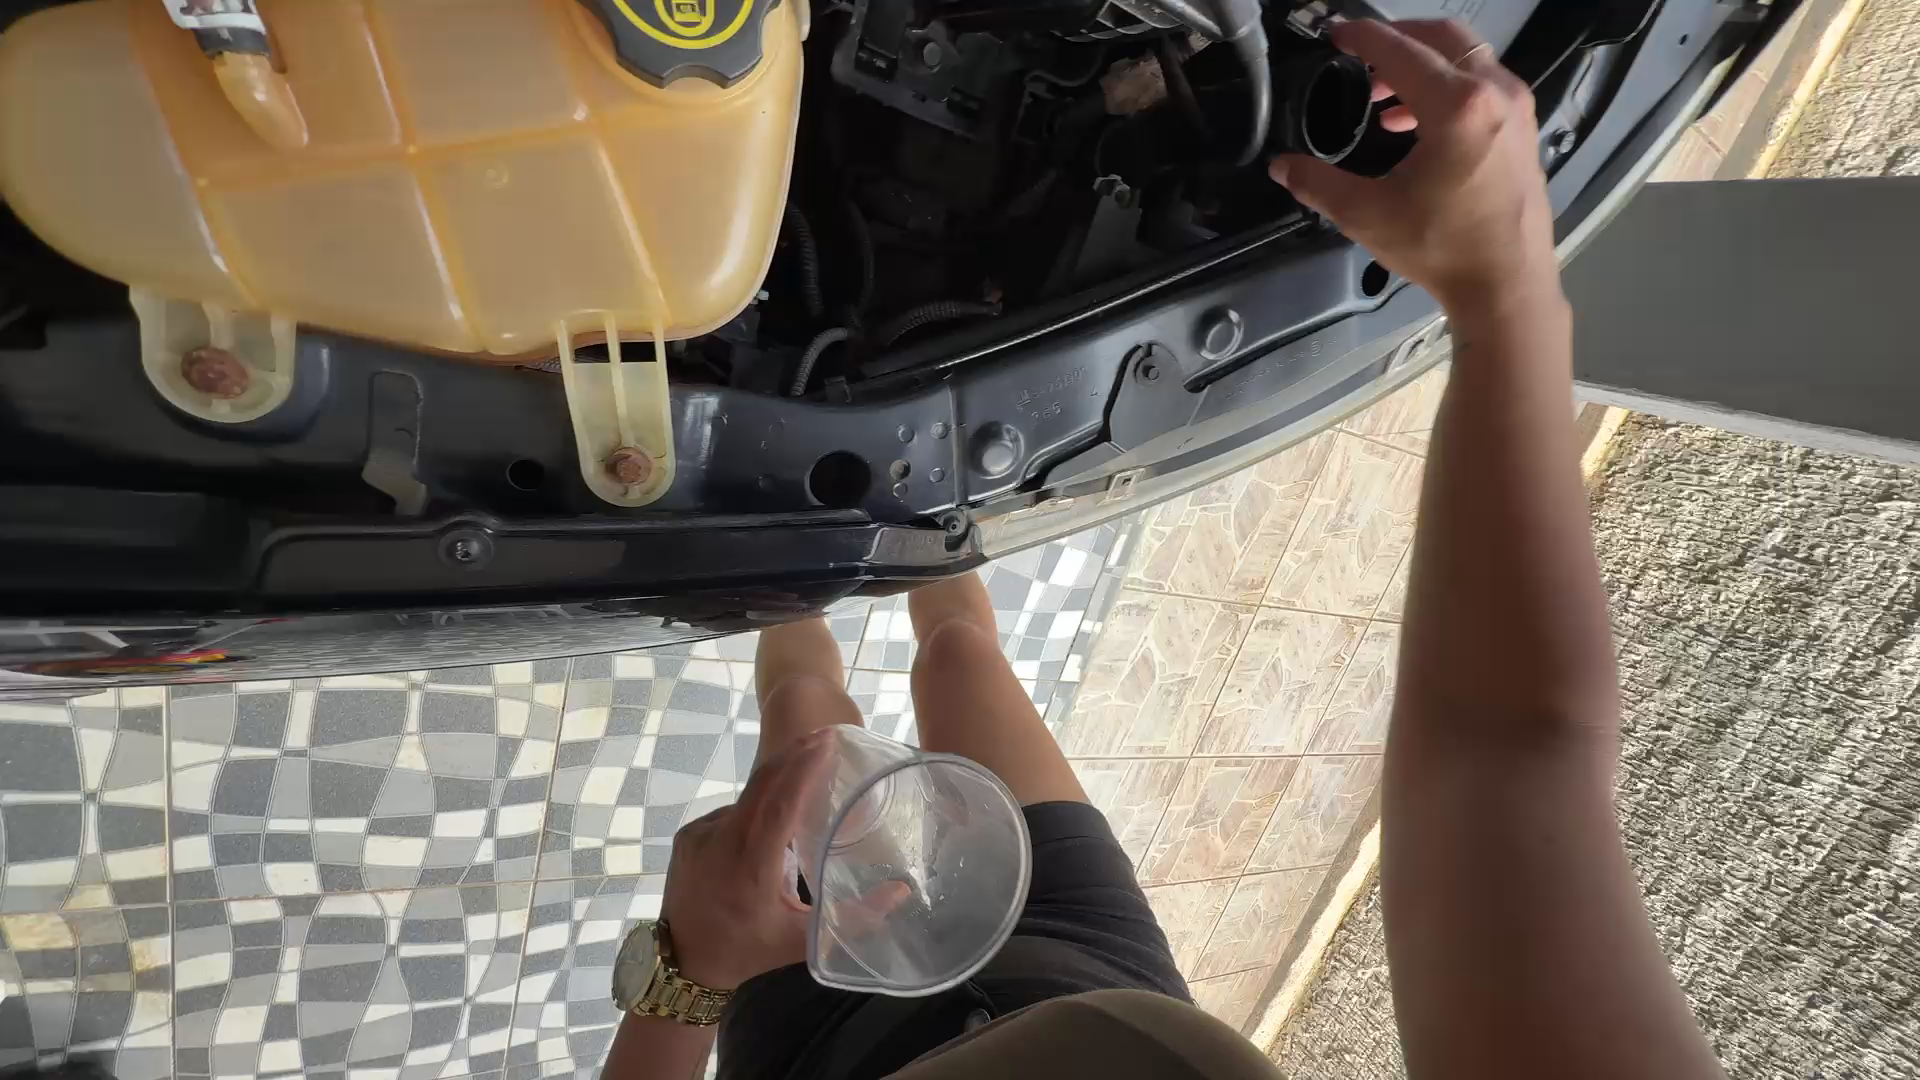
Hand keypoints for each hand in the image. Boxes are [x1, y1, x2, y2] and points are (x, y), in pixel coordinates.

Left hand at [658, 730, 833, 989]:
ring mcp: (701, 834)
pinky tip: (764, 826)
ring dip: (777, 784)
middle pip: (764, 783)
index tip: (827, 742)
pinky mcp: (690, 833)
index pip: (781, 803)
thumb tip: (901, 891)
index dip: (804, 769)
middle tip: (827, 735)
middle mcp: (722, 843)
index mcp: (752, 868)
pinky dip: (753, 811)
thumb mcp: (803, 940)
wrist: (681, 965)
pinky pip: (732, 812)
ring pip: (750, 797)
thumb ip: (854, 918)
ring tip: (803, 779)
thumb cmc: (749, 951)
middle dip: (796, 753)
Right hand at [1269, 19, 1559, 315]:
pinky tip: (1414, 123)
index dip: (1364, 37)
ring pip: (1466, 57)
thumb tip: (1282, 166)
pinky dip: (1444, 86)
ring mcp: (1515, 104)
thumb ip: (1319, 184)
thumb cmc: (1437, 246)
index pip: (1402, 51)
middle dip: (1397, 40)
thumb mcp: (1366, 215)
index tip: (1336, 32)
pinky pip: (1480, 83)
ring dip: (1421, 65)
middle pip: (1443, 37)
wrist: (1503, 277)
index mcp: (1456, 106)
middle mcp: (1494, 90)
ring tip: (1382, 96)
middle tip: (1359, 56)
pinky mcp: (1521, 124)